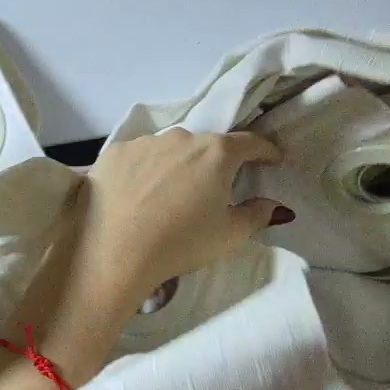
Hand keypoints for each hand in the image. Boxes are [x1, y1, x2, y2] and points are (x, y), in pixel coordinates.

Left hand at [71, 129, 288, 317]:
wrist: (114, 252)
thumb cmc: (180, 243)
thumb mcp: (230, 236)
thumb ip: (258, 215)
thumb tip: (275, 206)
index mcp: (216, 153)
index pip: (249, 143)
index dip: (265, 151)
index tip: (271, 159)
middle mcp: (180, 137)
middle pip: (205, 146)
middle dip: (213, 164)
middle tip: (210, 191)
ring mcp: (144, 142)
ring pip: (168, 150)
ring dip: (174, 166)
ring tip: (167, 196)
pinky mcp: (114, 152)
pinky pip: (137, 158)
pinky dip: (142, 171)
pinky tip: (136, 196)